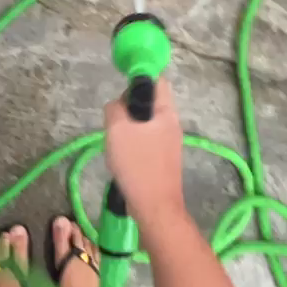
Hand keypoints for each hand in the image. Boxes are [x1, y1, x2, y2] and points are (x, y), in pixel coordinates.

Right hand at [103, 77, 185, 226]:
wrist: (155, 207)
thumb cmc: (137, 164)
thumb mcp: (117, 129)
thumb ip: (115, 108)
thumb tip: (117, 106)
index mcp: (166, 112)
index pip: (157, 81)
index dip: (139, 78)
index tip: (120, 90)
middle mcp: (172, 124)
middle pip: (149, 103)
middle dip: (128, 107)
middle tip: (114, 121)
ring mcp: (169, 144)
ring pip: (145, 124)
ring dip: (127, 128)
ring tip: (115, 143)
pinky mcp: (163, 160)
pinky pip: (146, 142)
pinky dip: (132, 144)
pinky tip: (121, 159)